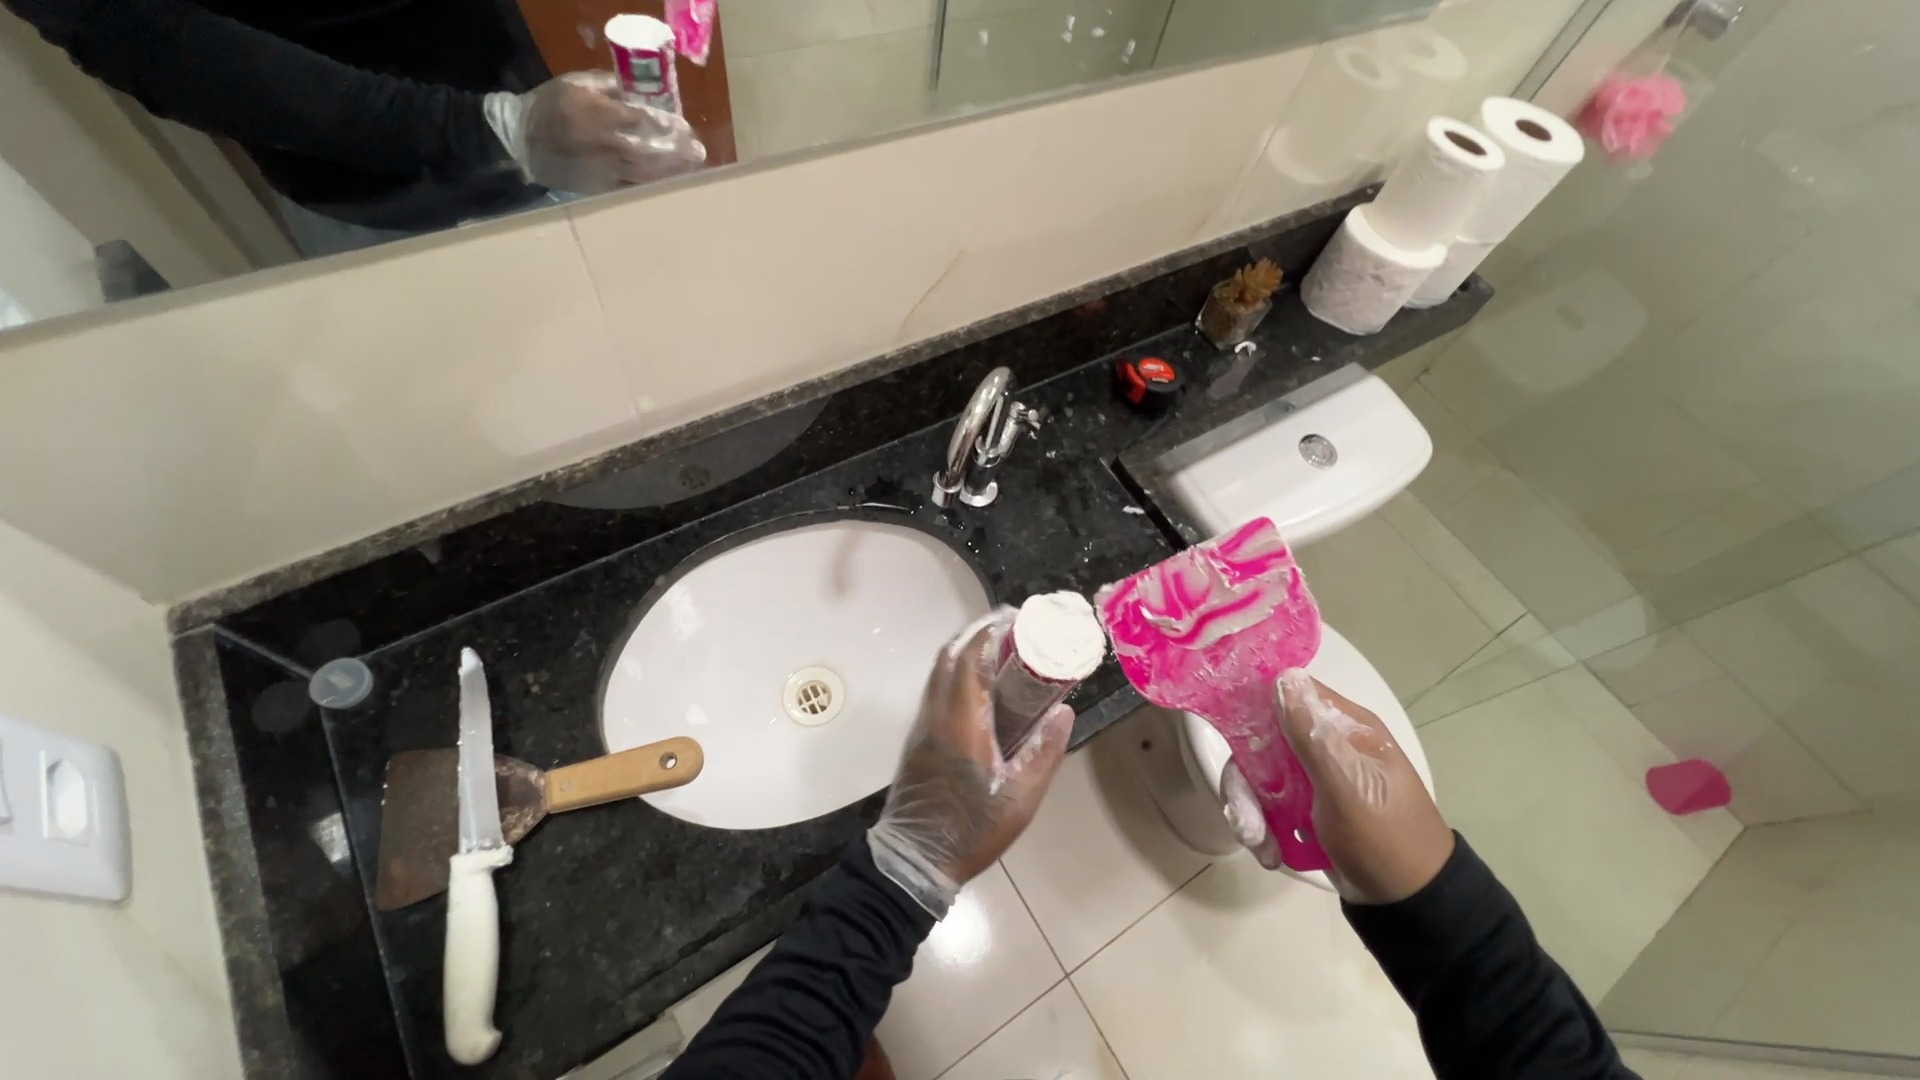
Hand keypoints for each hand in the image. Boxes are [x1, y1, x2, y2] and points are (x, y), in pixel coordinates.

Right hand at [484, 72, 706, 193]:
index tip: (686, 129)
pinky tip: (670, 184)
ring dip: (673, 173)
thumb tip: (639, 91)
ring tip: (693, 170)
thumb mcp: (576, 84)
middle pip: (652, 152)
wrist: (522, 141)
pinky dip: (654, 186)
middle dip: (678, 154)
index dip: (668, 127)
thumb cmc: (550, 106)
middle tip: (699, 154)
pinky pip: (634, 188)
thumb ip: (609, 87)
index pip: (644, 121)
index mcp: (601, 115)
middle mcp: (608, 145)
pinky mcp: (603, 188)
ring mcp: (607, 170)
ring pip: (647, 173)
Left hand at [868, 609, 1073, 916]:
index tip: (1019, 617)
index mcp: (960, 721)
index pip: (971, 657)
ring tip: (1002, 649)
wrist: (914, 858)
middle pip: (950, 655)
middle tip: (1014, 627)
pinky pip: (937, 688)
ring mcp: (923, 724)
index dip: (992, 630)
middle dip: (979, 632)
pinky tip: (983, 685)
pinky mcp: (919, 736)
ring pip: (940, 670)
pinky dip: (958, 671)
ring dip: (967, 650)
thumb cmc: (971, 828)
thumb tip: (1064, 711)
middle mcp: (936, 713)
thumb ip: (1044, 752)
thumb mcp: (1020, 798)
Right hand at [1221, 670, 1452, 903]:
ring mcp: (1313, 775)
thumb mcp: (1348, 786)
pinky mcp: (1303, 804)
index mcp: (1346, 727)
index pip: (1289, 692)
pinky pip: (1265, 801)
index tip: (1231, 732)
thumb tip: (1284, 676)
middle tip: (1247, 819)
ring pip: (1258, 773)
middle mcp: (1327, 743)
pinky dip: (1260, 825)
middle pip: (1262, 738)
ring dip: (1250, 808)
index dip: (1253, 705)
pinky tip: (1270, 850)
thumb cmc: (1384, 839)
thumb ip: (1314, 734)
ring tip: (1259, 842)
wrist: (1407, 904)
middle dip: (1246, 779)